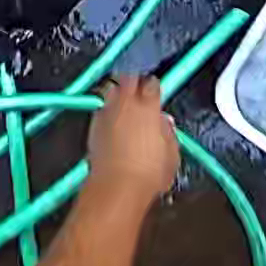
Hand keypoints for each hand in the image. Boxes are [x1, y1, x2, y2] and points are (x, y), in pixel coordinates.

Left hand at [86, 74, 178, 204]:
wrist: (116, 187)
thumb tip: (164, 122)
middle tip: (137, 84)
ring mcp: (107, 113)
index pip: (151, 83)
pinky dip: (108, 110)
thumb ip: (169, 133)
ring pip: (111, 89)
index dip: (153, 84)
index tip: (155, 89)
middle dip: (133, 77)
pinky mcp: (93, 125)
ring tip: (123, 100)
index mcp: (148, 107)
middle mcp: (126, 104)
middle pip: (127, 78)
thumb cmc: (148, 173)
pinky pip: (102, 109)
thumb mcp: (171, 155)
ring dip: (117, 91)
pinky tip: (113, 120)